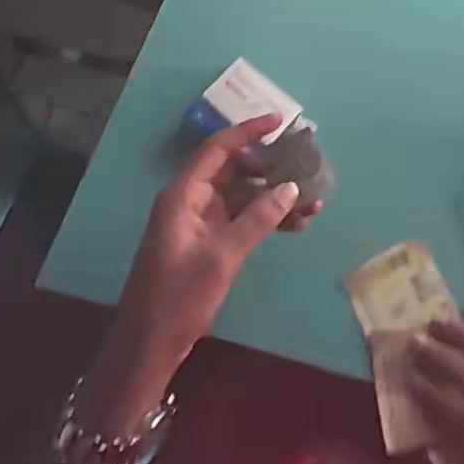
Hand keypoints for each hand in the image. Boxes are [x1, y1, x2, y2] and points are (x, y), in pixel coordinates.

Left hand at [113, 115, 322, 366]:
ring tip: (312, 203)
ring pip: (241, 197)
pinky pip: (241, 219)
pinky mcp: (208, 241)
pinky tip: (296, 225)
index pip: (217, 149)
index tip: (280, 121)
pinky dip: (265, 220)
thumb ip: (258, 219)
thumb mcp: (222, 256)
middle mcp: (191, 200)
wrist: (150, 342)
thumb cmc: (179, 296)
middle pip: (233, 170)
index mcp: (183, 194)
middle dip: (269, 168)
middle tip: (305, 164)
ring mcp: (200, 221)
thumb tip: (291, 188)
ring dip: (273, 198)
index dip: (248, 132)